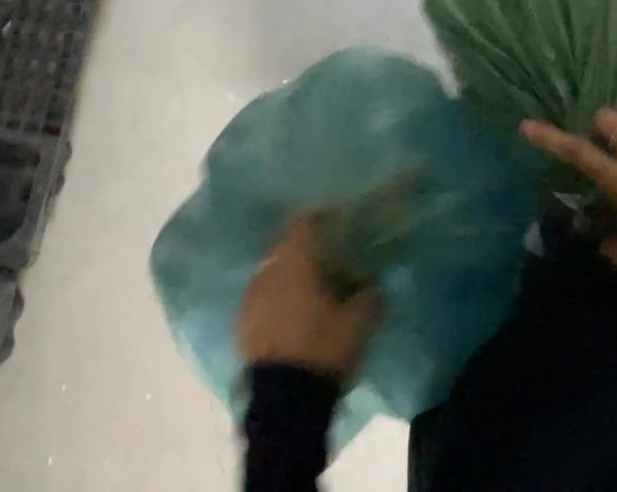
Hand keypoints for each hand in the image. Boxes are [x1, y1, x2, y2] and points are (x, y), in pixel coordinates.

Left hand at [238, 215, 381, 379]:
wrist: (284, 401)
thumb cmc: (323, 348)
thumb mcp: (360, 321)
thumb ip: (370, 293)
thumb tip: (374, 279)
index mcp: (294, 262)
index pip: (302, 223)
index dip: (318, 216)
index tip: (334, 216)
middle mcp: (267, 272)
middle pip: (286, 250)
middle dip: (306, 252)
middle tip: (328, 259)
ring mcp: (249, 300)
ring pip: (273, 276)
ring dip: (290, 278)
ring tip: (311, 291)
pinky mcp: (242, 327)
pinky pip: (263, 302)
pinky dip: (278, 302)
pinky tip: (293, 316)